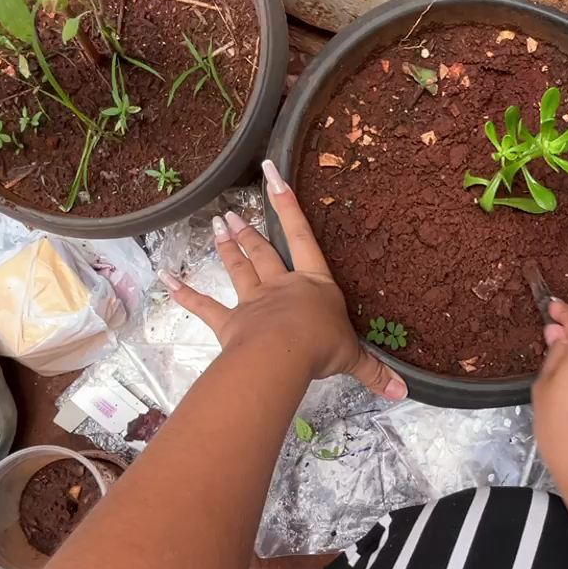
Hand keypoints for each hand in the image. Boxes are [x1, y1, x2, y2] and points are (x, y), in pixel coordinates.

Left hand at [162, 159, 406, 399]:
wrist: (285, 356)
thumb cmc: (322, 348)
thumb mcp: (353, 358)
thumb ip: (374, 372)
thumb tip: (402, 392)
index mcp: (314, 286)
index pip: (302, 238)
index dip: (289, 206)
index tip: (273, 176)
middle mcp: (282, 287)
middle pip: (264, 253)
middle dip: (250, 231)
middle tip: (232, 212)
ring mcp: (254, 303)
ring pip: (239, 270)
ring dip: (227, 249)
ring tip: (216, 226)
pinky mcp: (231, 324)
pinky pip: (204, 306)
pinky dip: (184, 292)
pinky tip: (165, 277)